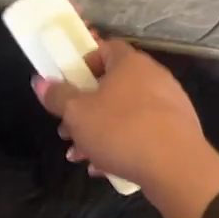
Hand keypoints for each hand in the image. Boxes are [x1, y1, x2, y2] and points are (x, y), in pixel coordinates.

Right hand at [33, 39, 218, 217]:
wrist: (177, 169)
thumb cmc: (121, 130)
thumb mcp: (77, 113)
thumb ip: (57, 96)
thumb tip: (40, 81)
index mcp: (129, 63)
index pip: (104, 48)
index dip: (82, 63)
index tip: (66, 83)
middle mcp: (153, 77)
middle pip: (111, 86)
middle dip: (85, 108)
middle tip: (66, 129)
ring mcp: (169, 105)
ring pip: (124, 113)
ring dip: (99, 132)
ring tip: (81, 156)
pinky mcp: (178, 132)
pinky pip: (142, 132)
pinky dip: (122, 145)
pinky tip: (104, 168)